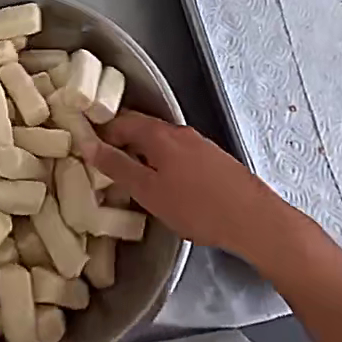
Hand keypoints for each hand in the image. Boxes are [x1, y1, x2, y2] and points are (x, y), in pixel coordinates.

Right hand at [83, 110, 310, 262]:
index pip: (120, 121)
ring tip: (131, 177)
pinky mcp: (214, 160)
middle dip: (120, 141)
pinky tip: (164, 184)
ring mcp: (199, 144)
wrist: (255, 220)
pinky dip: (162, 162)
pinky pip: (178, 153)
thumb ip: (117, 166)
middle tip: (104, 163)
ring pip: (161, 141)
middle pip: (141, 127)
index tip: (86, 148)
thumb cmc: (197, 207)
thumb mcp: (148, 191)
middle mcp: (179, 132)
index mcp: (159, 134)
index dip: (100, 132)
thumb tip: (89, 145)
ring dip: (142, 153)